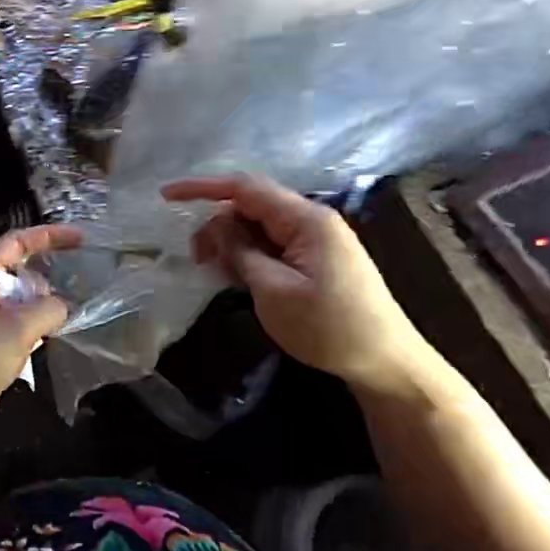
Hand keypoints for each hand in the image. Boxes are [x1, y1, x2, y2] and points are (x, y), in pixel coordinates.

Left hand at [0, 225, 83, 422]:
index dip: (49, 236)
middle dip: (47, 269)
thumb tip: (62, 305)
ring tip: (69, 304)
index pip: (15, 241)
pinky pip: (10, 314)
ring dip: (40, 298)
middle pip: (15, 265)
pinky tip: (48, 329)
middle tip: (79, 273)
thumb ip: (48, 309)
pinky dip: (30, 317)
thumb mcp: (18, 330)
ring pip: (15, 292)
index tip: (81, 237)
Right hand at [163, 176, 434, 392]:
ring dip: (231, 244)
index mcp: (306, 220)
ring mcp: (316, 240)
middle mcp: (312, 221)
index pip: (245, 189)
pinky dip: (248, 256)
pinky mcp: (316, 259)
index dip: (203, 189)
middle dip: (217, 225)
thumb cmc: (328, 327)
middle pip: (251, 206)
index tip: (165, 196)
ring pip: (259, 227)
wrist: (384, 361)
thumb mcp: (272, 290)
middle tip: (196, 259)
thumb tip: (215, 224)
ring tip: (216, 274)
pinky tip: (237, 278)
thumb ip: (240, 251)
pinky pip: (272, 245)